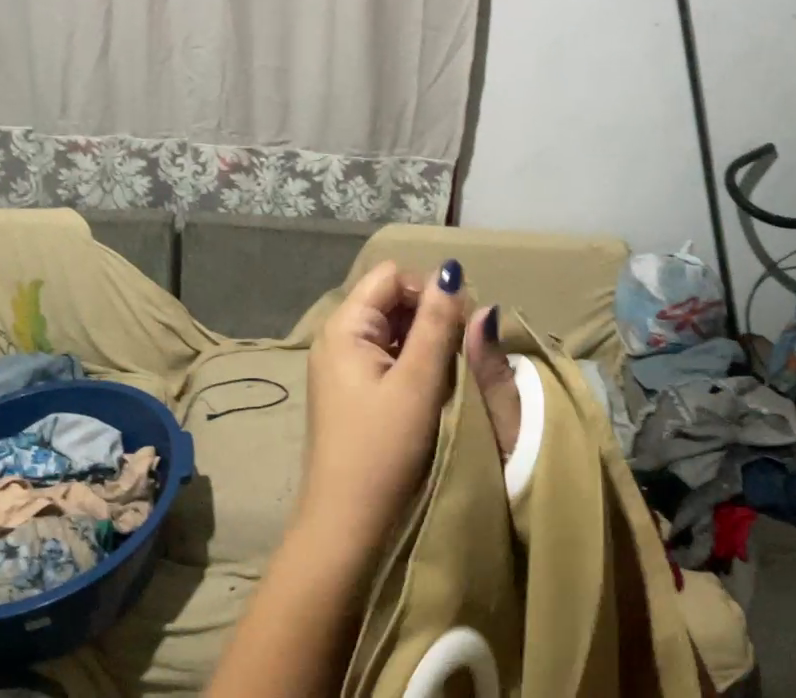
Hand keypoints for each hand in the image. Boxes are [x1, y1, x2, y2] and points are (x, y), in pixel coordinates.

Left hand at [298, 259, 489, 552]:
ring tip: (448, 375)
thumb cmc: (383, 450)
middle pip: (391, 299)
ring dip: (425, 342)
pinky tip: (430, 389)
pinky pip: (386, 356)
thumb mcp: (418, 382)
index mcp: (344, 326)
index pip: (391, 276)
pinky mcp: (352, 391)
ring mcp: (342, 366)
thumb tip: (452, 271)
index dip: (428, 291)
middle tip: (458, 354)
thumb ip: (437, 324)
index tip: (457, 327)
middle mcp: (337, 337)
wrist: (346, 524)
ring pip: (392, 329)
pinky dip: (412, 363)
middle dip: (429, 317)